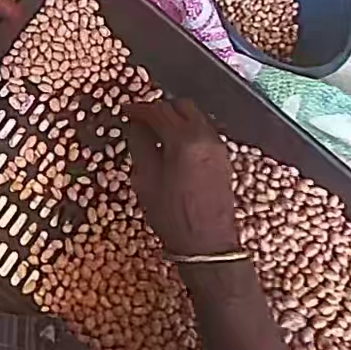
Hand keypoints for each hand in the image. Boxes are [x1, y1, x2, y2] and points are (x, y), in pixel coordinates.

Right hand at [126, 98, 241, 256]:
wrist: (207, 243)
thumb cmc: (171, 215)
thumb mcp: (146, 180)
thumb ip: (140, 146)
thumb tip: (137, 126)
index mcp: (184, 141)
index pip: (159, 111)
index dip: (139, 108)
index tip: (126, 109)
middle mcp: (205, 137)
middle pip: (181, 106)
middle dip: (159, 108)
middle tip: (141, 119)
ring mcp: (218, 146)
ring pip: (195, 116)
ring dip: (175, 118)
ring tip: (155, 132)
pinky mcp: (223, 157)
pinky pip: (203, 131)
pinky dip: (187, 129)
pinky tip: (173, 146)